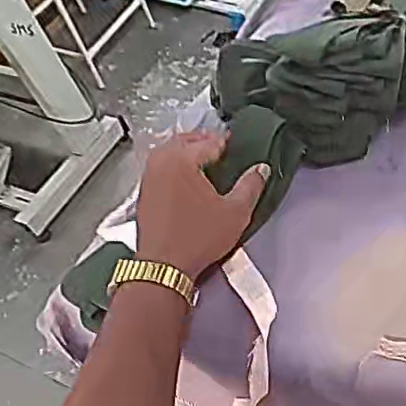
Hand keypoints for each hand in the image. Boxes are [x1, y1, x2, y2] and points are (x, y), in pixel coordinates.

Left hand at [133, 131, 269, 279]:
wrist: (165, 265)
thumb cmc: (196, 240)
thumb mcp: (236, 213)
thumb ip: (251, 186)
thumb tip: (261, 170)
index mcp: (183, 160)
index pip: (209, 142)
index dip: (226, 143)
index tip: (235, 146)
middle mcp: (161, 162)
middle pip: (185, 140)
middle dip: (204, 142)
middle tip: (220, 149)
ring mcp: (149, 177)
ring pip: (170, 152)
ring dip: (187, 152)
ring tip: (204, 163)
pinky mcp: (145, 192)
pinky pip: (161, 168)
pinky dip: (175, 168)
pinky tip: (187, 182)